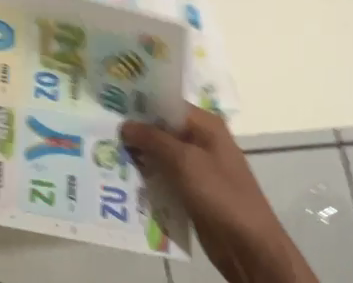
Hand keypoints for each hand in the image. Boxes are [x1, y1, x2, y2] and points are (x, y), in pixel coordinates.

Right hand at [122, 107, 316, 282]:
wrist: (250, 248)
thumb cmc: (220, 195)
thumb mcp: (185, 162)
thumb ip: (153, 140)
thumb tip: (125, 124)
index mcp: (206, 126)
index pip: (168, 105)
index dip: (141, 104)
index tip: (111, 105)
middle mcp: (202, 141)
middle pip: (162, 130)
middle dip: (136, 133)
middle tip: (102, 131)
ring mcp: (198, 168)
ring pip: (161, 155)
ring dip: (139, 157)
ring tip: (106, 154)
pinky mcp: (192, 191)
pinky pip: (165, 178)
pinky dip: (149, 178)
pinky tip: (124, 180)